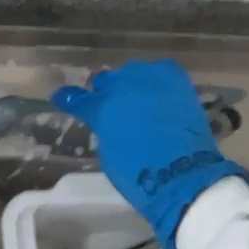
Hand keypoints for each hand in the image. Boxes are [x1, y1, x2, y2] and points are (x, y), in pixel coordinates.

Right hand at [52, 60, 245, 248]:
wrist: (185, 178)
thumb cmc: (141, 176)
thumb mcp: (109, 155)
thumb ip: (103, 128)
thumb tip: (104, 120)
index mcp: (101, 108)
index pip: (77, 99)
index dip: (70, 100)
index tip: (64, 99)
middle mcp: (122, 86)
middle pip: (107, 81)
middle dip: (106, 93)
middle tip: (113, 109)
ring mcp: (150, 79)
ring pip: (132, 72)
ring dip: (131, 85)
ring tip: (139, 100)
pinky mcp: (175, 80)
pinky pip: (160, 70)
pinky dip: (157, 78)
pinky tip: (159, 90)